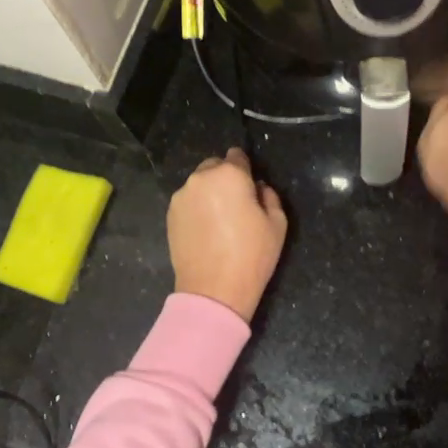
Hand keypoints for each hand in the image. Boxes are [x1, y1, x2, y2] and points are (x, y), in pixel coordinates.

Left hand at [168, 148, 287, 320]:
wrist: (213, 290)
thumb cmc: (251, 255)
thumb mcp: (277, 224)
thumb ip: (270, 197)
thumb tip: (258, 188)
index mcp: (229, 175)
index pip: (237, 156)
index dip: (246, 170)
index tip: (250, 188)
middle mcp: (200, 179)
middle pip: (215, 167)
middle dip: (225, 179)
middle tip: (236, 206)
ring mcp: (181, 197)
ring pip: (199, 185)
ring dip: (209, 193)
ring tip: (220, 222)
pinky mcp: (170, 215)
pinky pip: (188, 202)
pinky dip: (197, 209)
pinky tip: (206, 231)